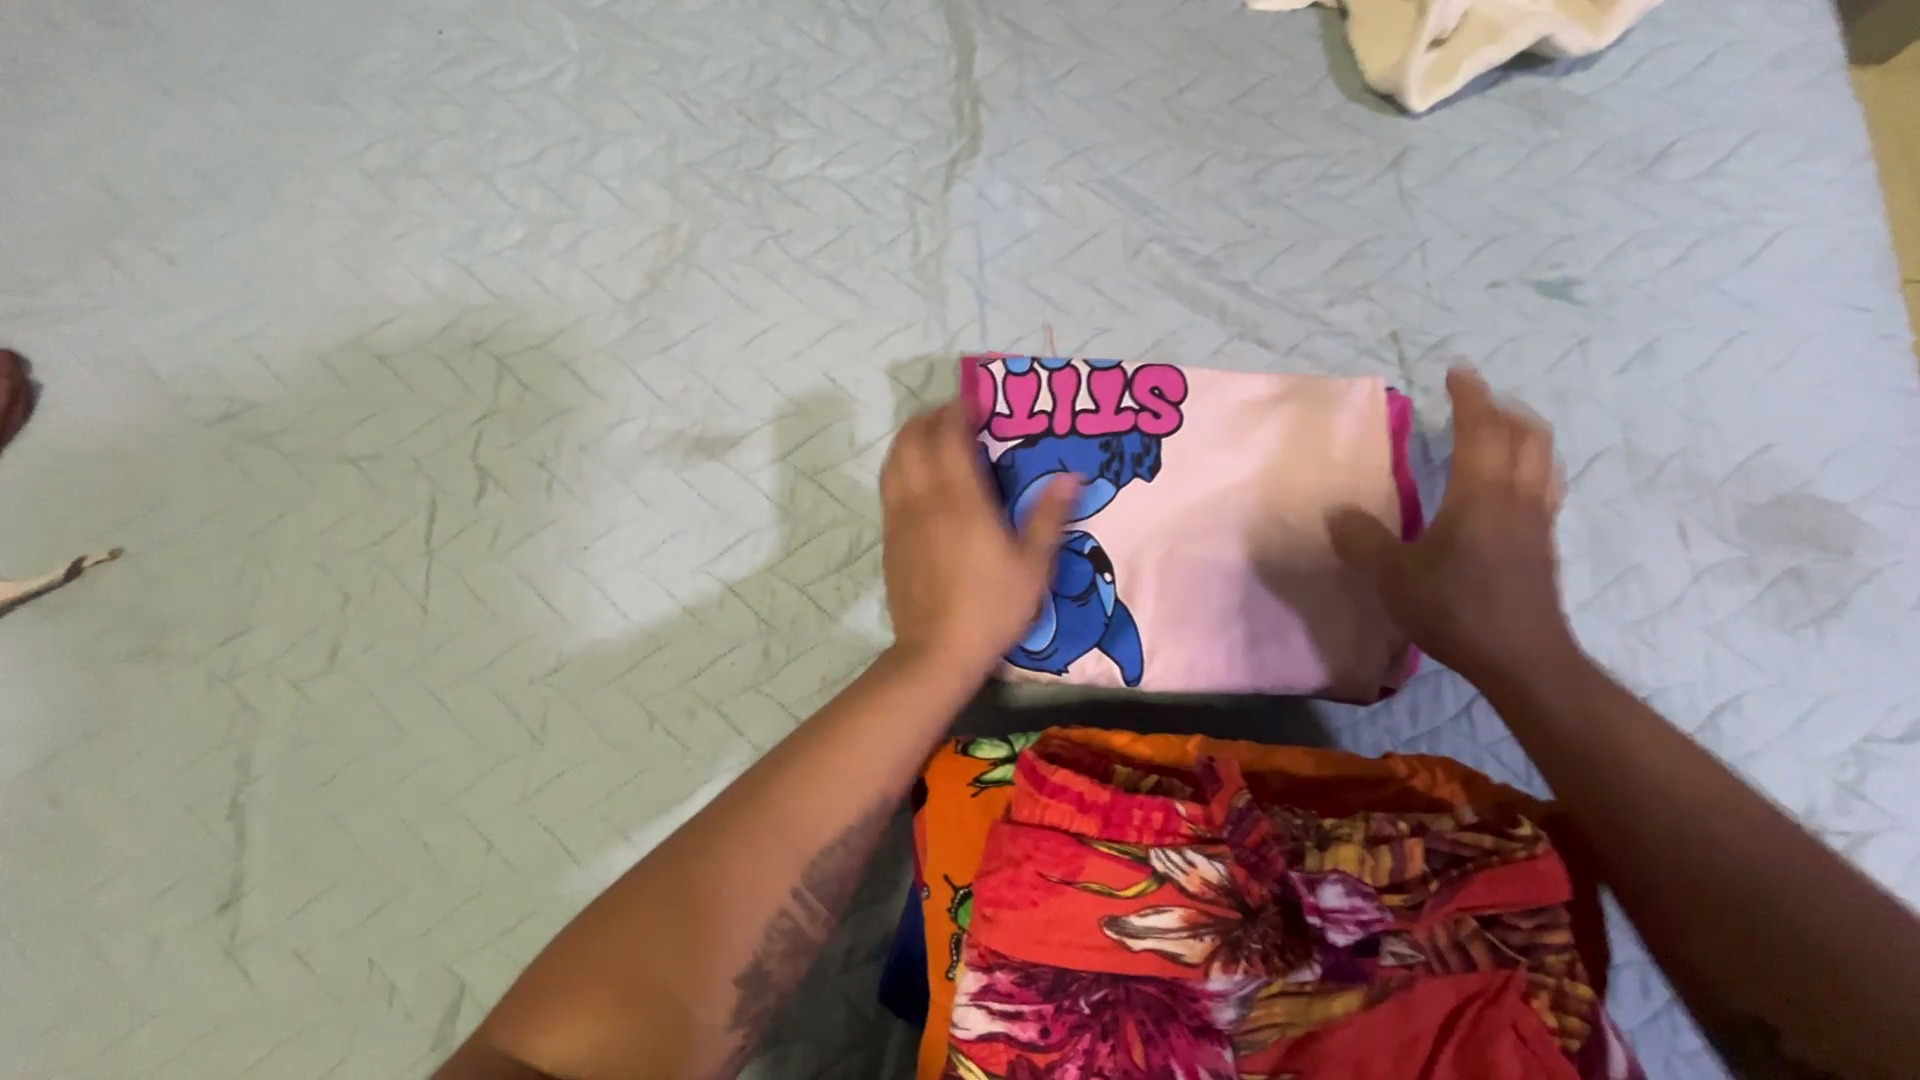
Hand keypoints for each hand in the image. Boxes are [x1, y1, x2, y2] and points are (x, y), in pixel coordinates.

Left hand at [879, 399, 1075, 675]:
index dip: (959, 411)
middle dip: (931, 417)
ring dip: (910, 438)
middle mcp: (925, 500)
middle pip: (914, 439)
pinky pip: (888, 486)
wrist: (937, 650)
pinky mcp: (889, 539)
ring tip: (932, 437)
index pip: (950, 436)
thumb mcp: (1034, 565)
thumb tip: (1071, 476)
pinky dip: (900, 466)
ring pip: (894, 460)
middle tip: (955, 416)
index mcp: (962, 500)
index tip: (975, 401)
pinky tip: (917, 478)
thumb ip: (1048, 516)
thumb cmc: (992, 607)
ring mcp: (901, 519)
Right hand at [1330, 367, 1575, 687]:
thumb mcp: (1392, 575)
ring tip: (1498, 433)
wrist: (1521, 658)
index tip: (1457, 372)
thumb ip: (1362, 539)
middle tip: (1475, 402)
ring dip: (1522, 435)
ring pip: (1543, 459)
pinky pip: (1544, 486)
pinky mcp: (1543, 546)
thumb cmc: (1455, 609)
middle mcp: (1517, 497)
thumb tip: (1338, 512)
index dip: (1470, 396)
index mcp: (1481, 494)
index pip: (1482, 428)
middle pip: (1526, 435)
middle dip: (1502, 410)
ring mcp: (1537, 522)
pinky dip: (1528, 467)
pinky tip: (1508, 487)